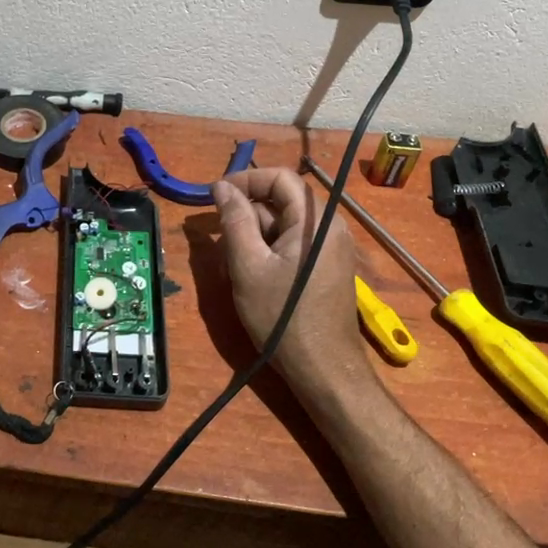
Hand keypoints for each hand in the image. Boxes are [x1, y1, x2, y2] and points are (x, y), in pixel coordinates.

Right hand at [211, 169, 370, 385]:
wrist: (323, 370)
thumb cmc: (283, 317)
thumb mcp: (248, 266)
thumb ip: (234, 220)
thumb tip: (221, 187)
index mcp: (316, 221)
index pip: (281, 178)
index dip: (246, 180)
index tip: (215, 197)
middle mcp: (330, 227)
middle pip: (283, 199)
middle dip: (247, 211)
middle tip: (220, 236)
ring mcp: (332, 248)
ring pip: (285, 223)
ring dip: (255, 233)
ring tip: (233, 262)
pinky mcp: (328, 267)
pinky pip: (294, 242)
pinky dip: (269, 248)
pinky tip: (253, 274)